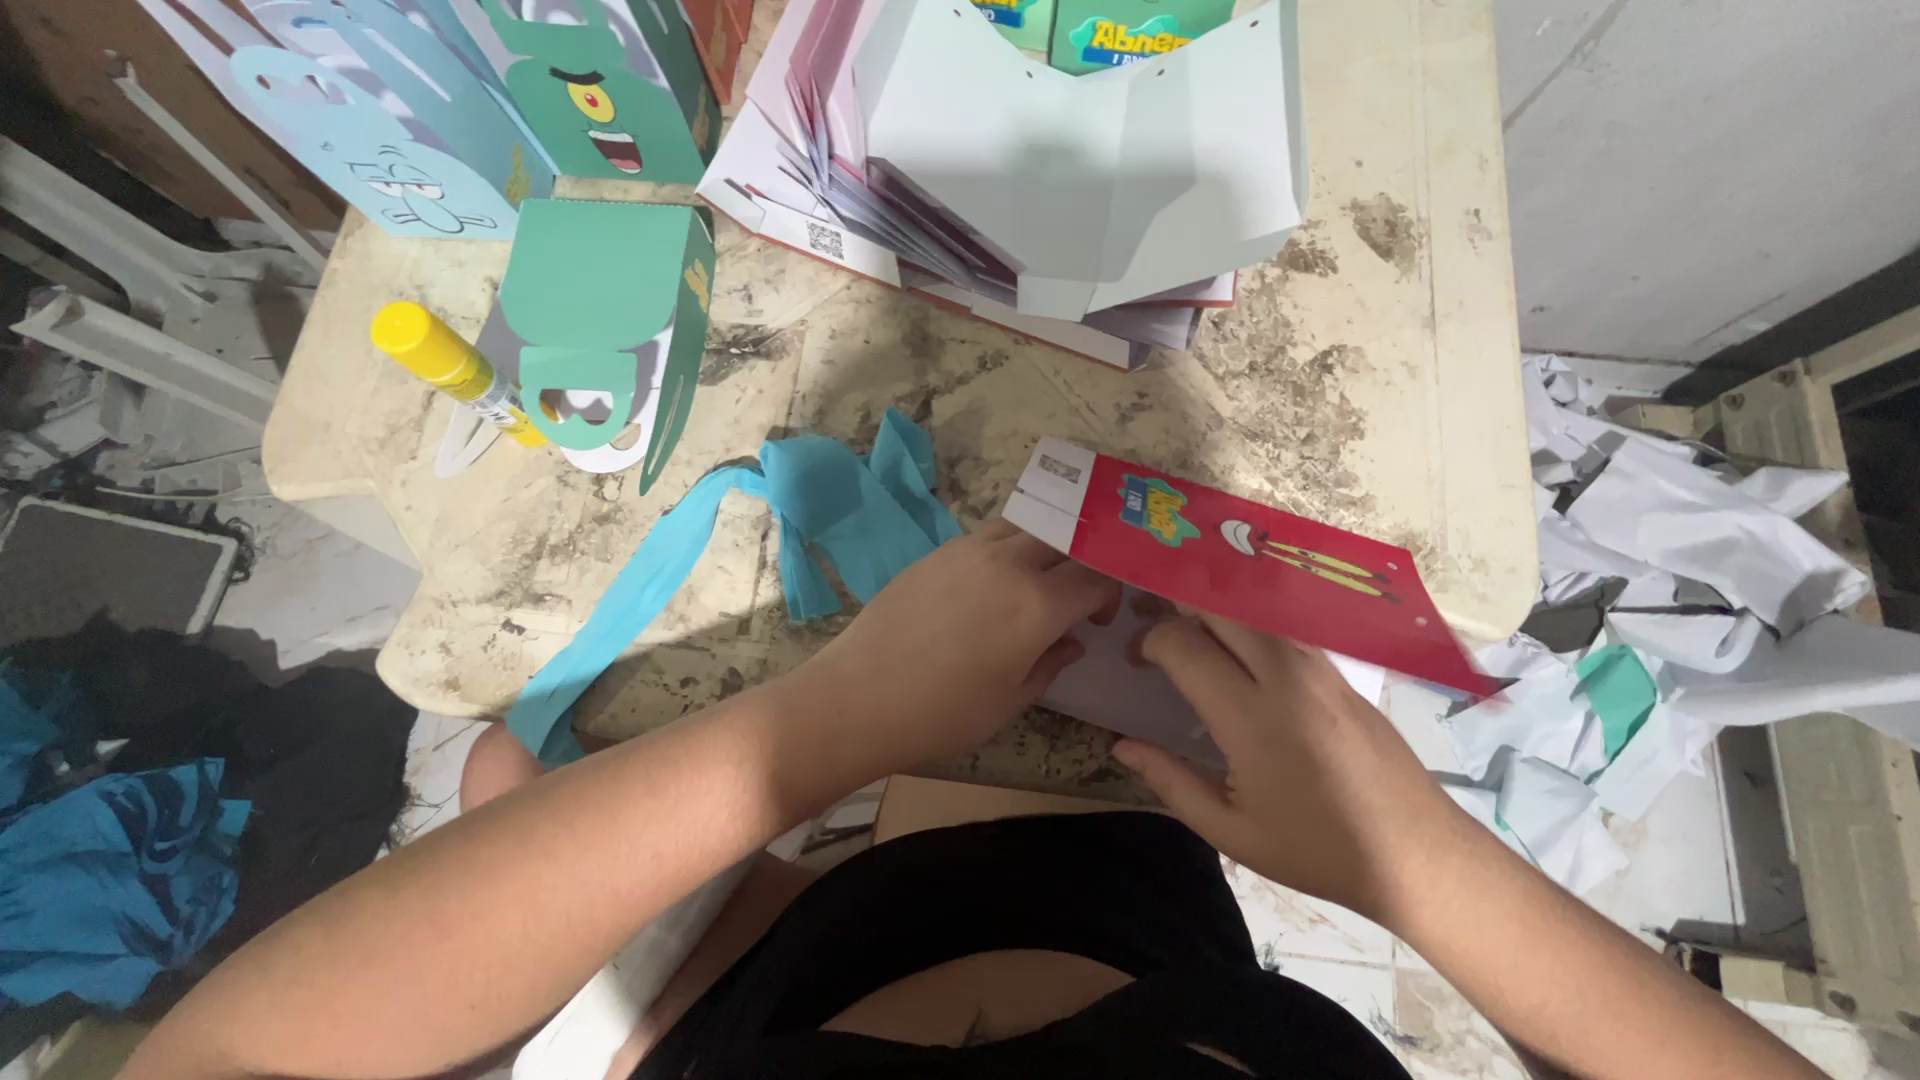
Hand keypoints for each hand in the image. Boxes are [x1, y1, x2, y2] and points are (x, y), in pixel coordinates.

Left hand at [800, 519, 1120, 775]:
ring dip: (1044, 548)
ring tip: (1034, 583)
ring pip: (1026, 527)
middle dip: (1082, 564)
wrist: (860, 696)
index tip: (1097, 621)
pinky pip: (989, 535)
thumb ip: (1051, 663)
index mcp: (1038, 604)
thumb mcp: (1011, 700)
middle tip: (1073, 597)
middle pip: (1066, 540)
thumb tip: (1071, 641)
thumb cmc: (943, 713)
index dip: (1109, 596)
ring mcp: (970, 550)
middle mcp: (1010, 564)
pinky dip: (1007, 548)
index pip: (1096, 577)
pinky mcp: (938, 551)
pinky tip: (993, 582)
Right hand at [1112, 613, 1470, 927]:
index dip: (1150, 641)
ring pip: (1253, 612)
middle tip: (1154, 624)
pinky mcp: (1341, 672)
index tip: (1137, 660)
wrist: (1419, 854)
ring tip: (1191, 633)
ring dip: (1214, 612)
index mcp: (1252, 717)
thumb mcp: (1230, 831)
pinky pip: (1282, 630)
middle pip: (1219, 609)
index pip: (1184, 644)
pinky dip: (1248, 627)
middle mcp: (1286, 676)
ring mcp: (1319, 668)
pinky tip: (1238, 652)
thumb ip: (1169, 781)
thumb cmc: (1317, 849)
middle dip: (1177, 606)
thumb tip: (1123, 745)